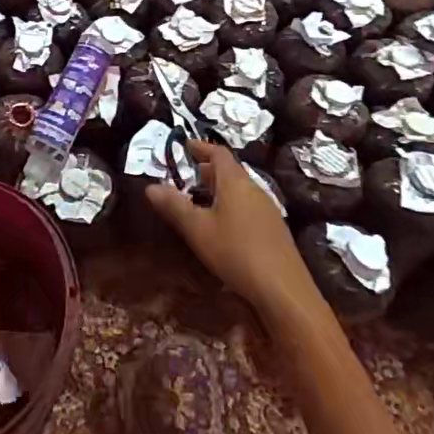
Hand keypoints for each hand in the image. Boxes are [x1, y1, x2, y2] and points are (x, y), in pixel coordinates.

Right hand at [147, 141, 319, 320]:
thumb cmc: (236, 251)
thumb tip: (151, 186)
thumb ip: (174, 206)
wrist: (283, 287)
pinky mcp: (273, 228)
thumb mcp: (198, 230)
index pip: (218, 153)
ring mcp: (267, 208)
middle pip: (229, 171)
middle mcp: (254, 188)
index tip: (186, 146)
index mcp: (235, 181)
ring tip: (199, 202)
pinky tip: (222, 226)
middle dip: (207, 171)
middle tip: (186, 178)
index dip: (201, 147)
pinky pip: (247, 205)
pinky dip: (230, 205)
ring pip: (239, 189)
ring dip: (218, 190)